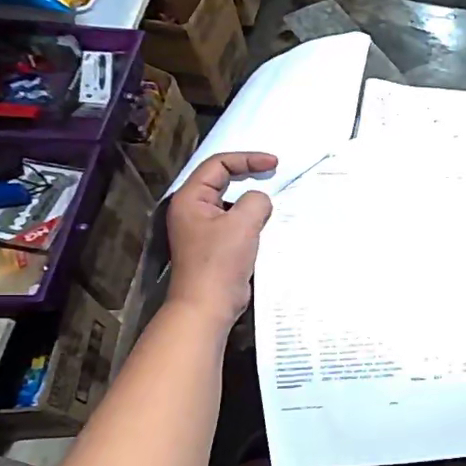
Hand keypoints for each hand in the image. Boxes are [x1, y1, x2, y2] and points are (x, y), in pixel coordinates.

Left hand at [165, 152, 277, 327]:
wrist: (207, 306)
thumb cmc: (220, 262)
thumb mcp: (243, 224)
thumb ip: (256, 201)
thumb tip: (260, 200)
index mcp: (191, 198)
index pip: (218, 164)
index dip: (247, 159)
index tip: (274, 164)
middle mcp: (192, 209)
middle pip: (221, 179)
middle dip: (248, 174)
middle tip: (274, 172)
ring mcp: (202, 227)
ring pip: (229, 201)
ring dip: (250, 199)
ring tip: (272, 199)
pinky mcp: (213, 244)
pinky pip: (233, 221)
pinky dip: (250, 217)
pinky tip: (265, 223)